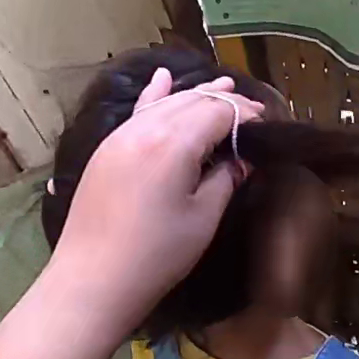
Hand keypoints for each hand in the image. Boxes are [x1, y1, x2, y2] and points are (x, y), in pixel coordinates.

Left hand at [44, 69, 263, 333]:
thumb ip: (225, 179)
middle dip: (223, 100)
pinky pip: (137, 112)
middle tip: (250, 108)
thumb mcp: (202, 218)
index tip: (265, 120)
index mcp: (174, 143)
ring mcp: (120, 136)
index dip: (244, 112)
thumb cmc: (156, 255)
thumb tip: (242, 159)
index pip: (217, 111)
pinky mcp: (106, 149)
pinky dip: (154, 95)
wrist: (93, 280)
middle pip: (192, 101)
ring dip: (194, 95)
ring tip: (220, 86)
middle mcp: (145, 129)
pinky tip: (162, 78)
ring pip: (165, 103)